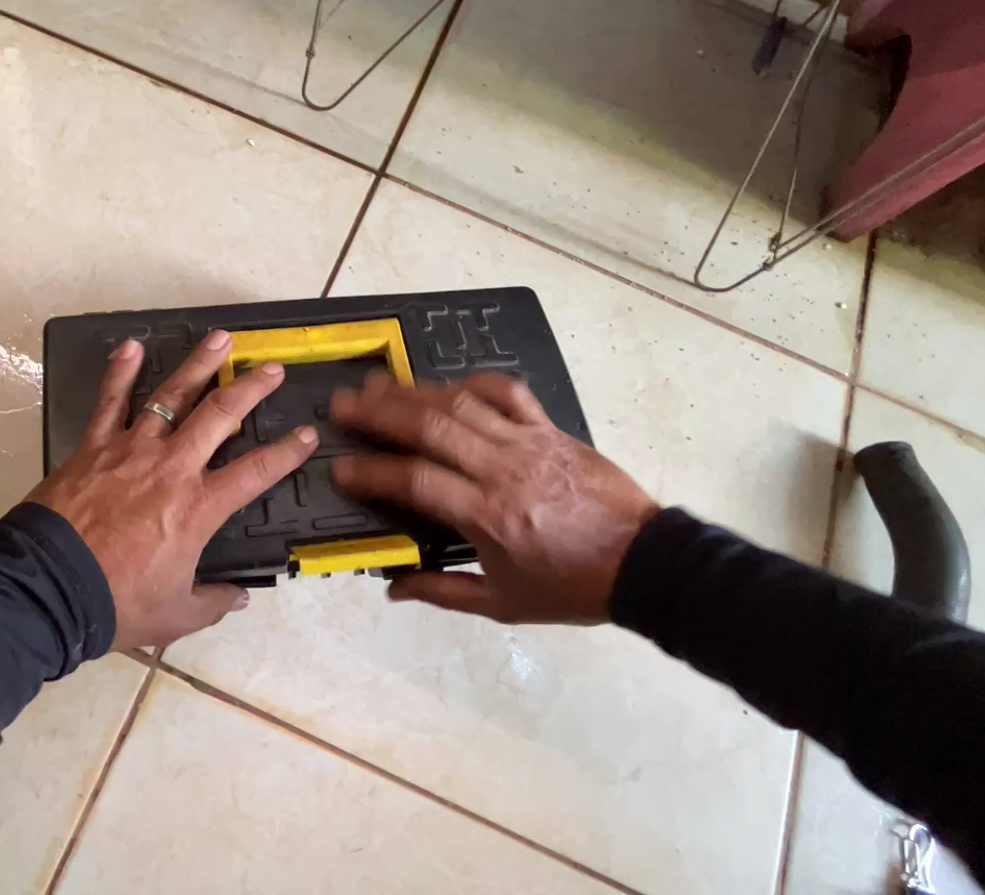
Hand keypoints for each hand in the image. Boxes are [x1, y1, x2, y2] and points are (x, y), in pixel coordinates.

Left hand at [27, 330, 317, 649]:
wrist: (47, 589)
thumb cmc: (116, 602)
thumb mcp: (175, 614)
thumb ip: (213, 601)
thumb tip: (239, 595)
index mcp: (198, 507)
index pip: (256, 471)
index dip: (287, 452)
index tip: (307, 434)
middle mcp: (172, 467)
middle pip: (220, 416)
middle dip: (250, 388)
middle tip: (272, 368)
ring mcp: (131, 450)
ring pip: (172, 396)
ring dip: (199, 366)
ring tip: (220, 340)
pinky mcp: (94, 447)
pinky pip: (110, 402)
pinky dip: (121, 373)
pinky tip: (132, 346)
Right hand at [330, 371, 659, 624]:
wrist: (643, 563)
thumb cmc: (569, 585)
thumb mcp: (503, 603)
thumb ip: (443, 592)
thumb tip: (393, 587)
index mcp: (487, 515)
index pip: (415, 481)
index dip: (372, 471)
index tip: (341, 468)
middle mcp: (502, 469)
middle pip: (430, 427)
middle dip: (380, 412)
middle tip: (344, 403)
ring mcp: (528, 442)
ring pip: (462, 403)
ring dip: (415, 390)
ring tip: (379, 384)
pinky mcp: (550, 429)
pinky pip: (508, 392)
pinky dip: (475, 382)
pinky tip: (449, 383)